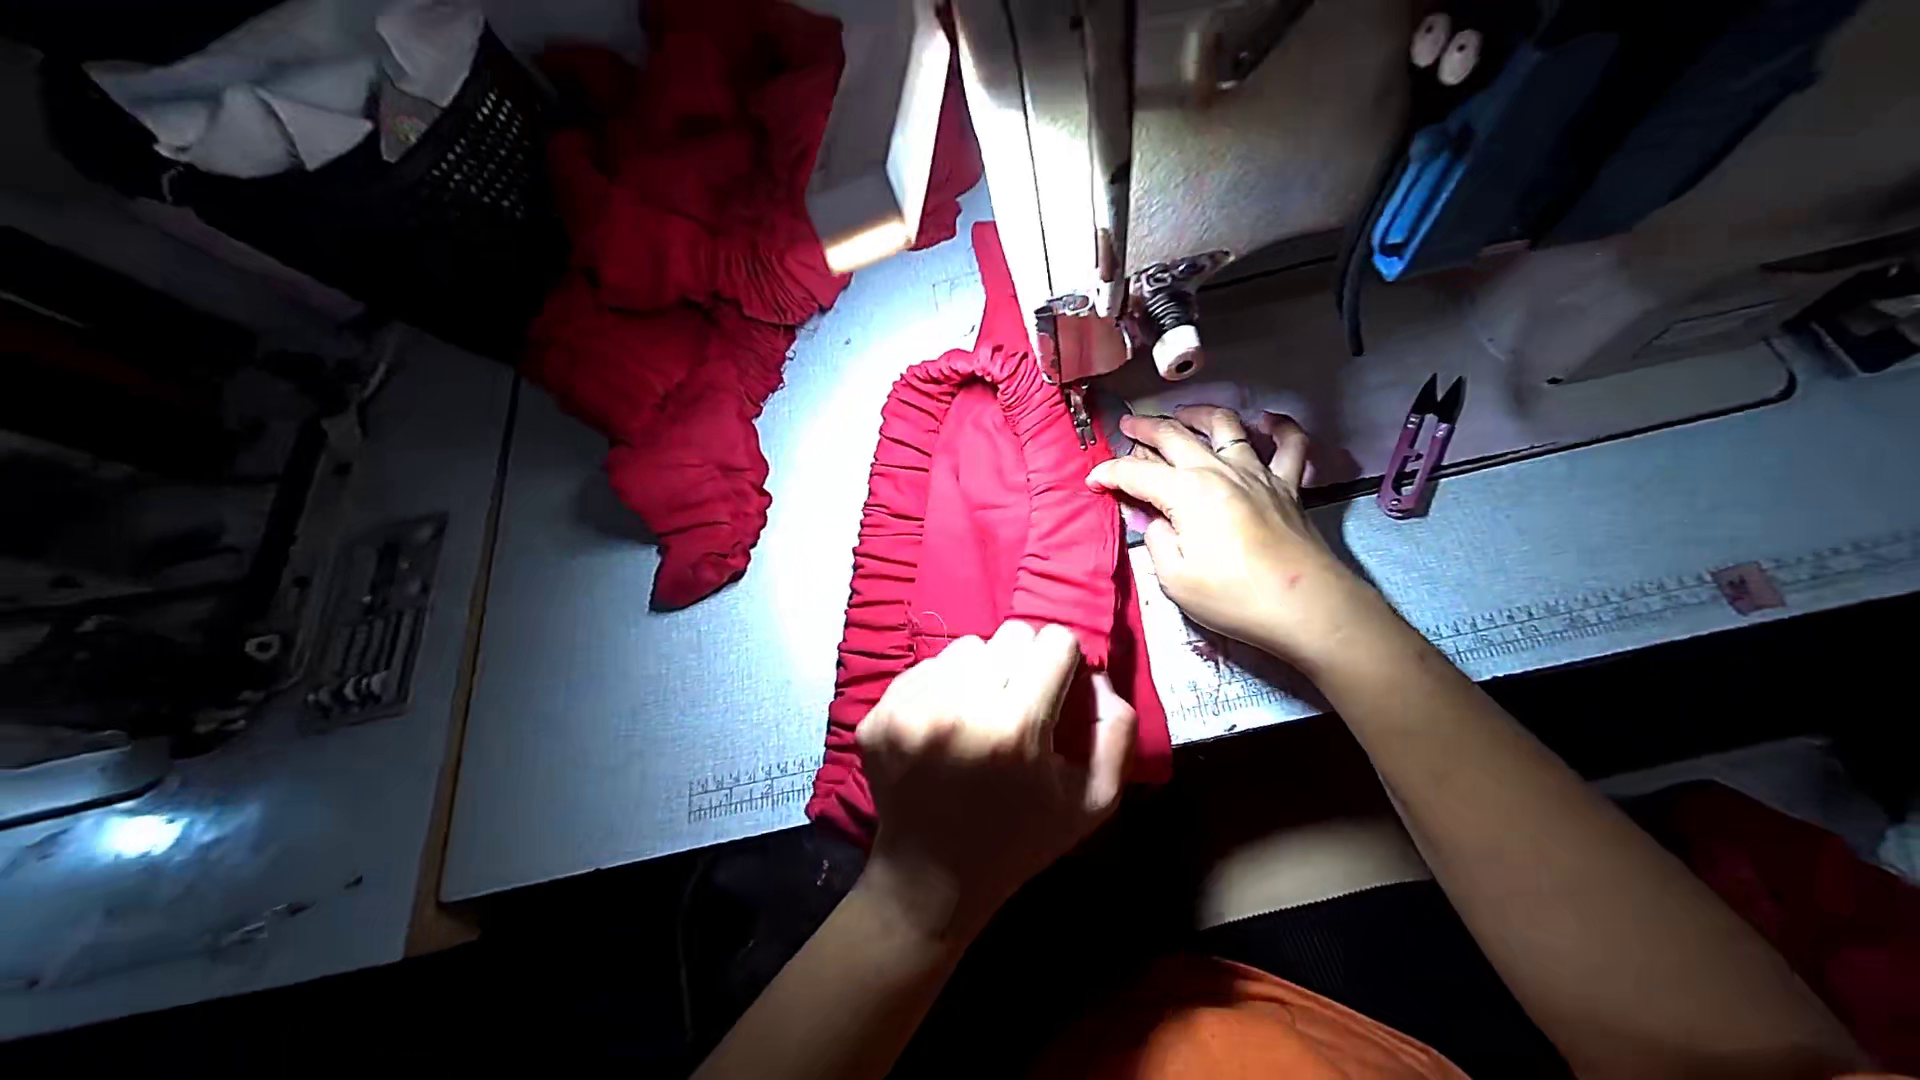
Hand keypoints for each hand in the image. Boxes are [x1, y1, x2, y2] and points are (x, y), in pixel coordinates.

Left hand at [856, 621, 1135, 941]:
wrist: (931, 880)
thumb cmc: (1021, 841)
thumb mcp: (1095, 800)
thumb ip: (1116, 729)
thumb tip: (1095, 672)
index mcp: (1015, 728)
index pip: (1053, 640)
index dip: (1064, 663)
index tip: (1057, 689)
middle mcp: (957, 707)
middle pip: (1010, 634)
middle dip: (1025, 662)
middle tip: (1020, 703)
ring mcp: (909, 709)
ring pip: (966, 647)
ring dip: (982, 672)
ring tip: (980, 715)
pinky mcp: (878, 714)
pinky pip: (926, 667)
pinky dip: (943, 686)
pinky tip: (946, 727)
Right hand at [1086, 406, 1383, 672]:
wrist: (1306, 607)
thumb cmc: (1233, 596)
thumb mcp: (1174, 577)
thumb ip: (1156, 538)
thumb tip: (1153, 517)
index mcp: (1186, 492)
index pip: (1136, 473)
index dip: (1110, 474)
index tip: (1094, 481)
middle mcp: (1219, 471)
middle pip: (1175, 437)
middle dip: (1145, 428)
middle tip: (1128, 424)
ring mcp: (1257, 474)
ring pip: (1227, 427)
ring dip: (1200, 415)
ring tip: (1184, 413)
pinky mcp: (1287, 486)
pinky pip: (1289, 445)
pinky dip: (1279, 427)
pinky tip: (1267, 420)